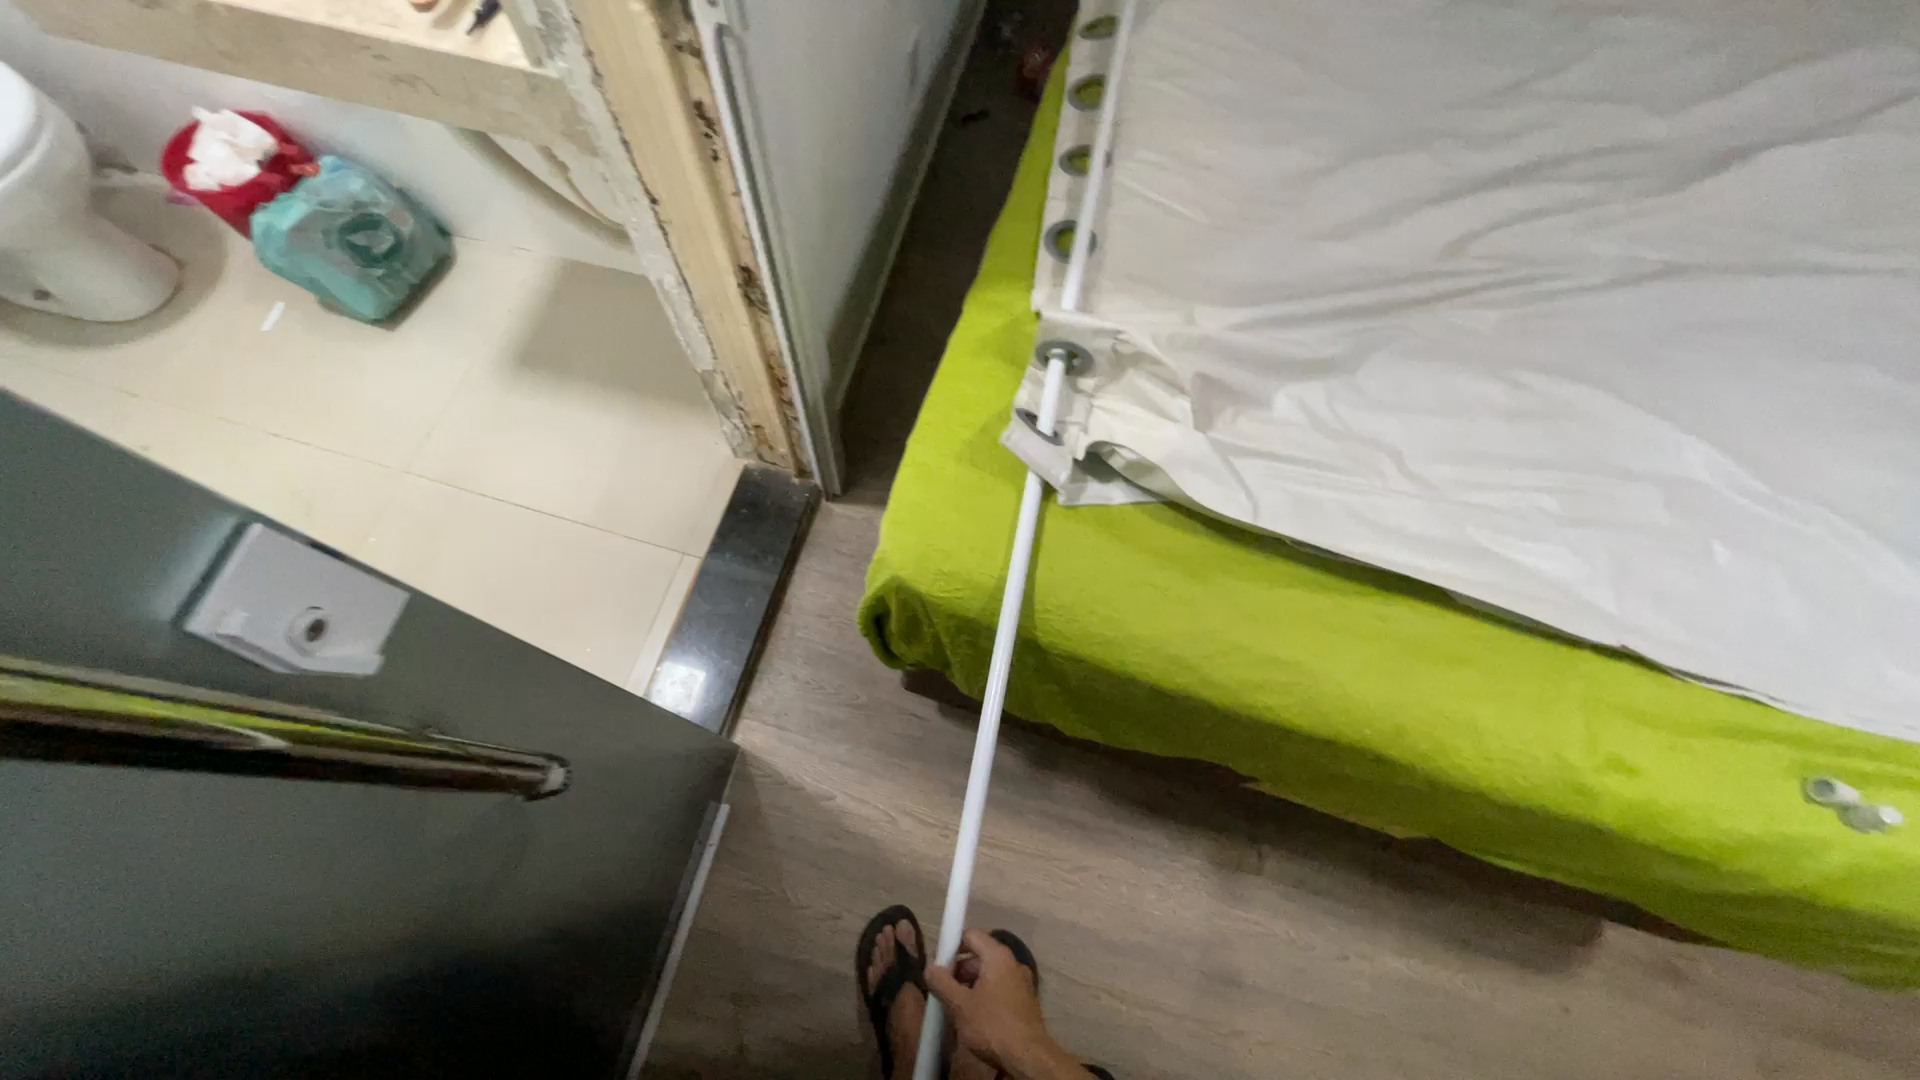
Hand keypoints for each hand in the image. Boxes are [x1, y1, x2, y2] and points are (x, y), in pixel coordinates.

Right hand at [925, 929, 1081, 1079]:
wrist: (1028, 1057)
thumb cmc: (992, 1025)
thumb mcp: (960, 1005)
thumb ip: (941, 982)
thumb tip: (929, 966)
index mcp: (997, 955)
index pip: (970, 935)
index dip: (951, 945)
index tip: (938, 964)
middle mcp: (1012, 962)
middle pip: (979, 954)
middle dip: (959, 969)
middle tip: (943, 989)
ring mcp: (1021, 981)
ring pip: (989, 974)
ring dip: (970, 984)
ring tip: (955, 1005)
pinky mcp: (1025, 1000)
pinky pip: (999, 988)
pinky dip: (984, 995)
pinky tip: (974, 1016)